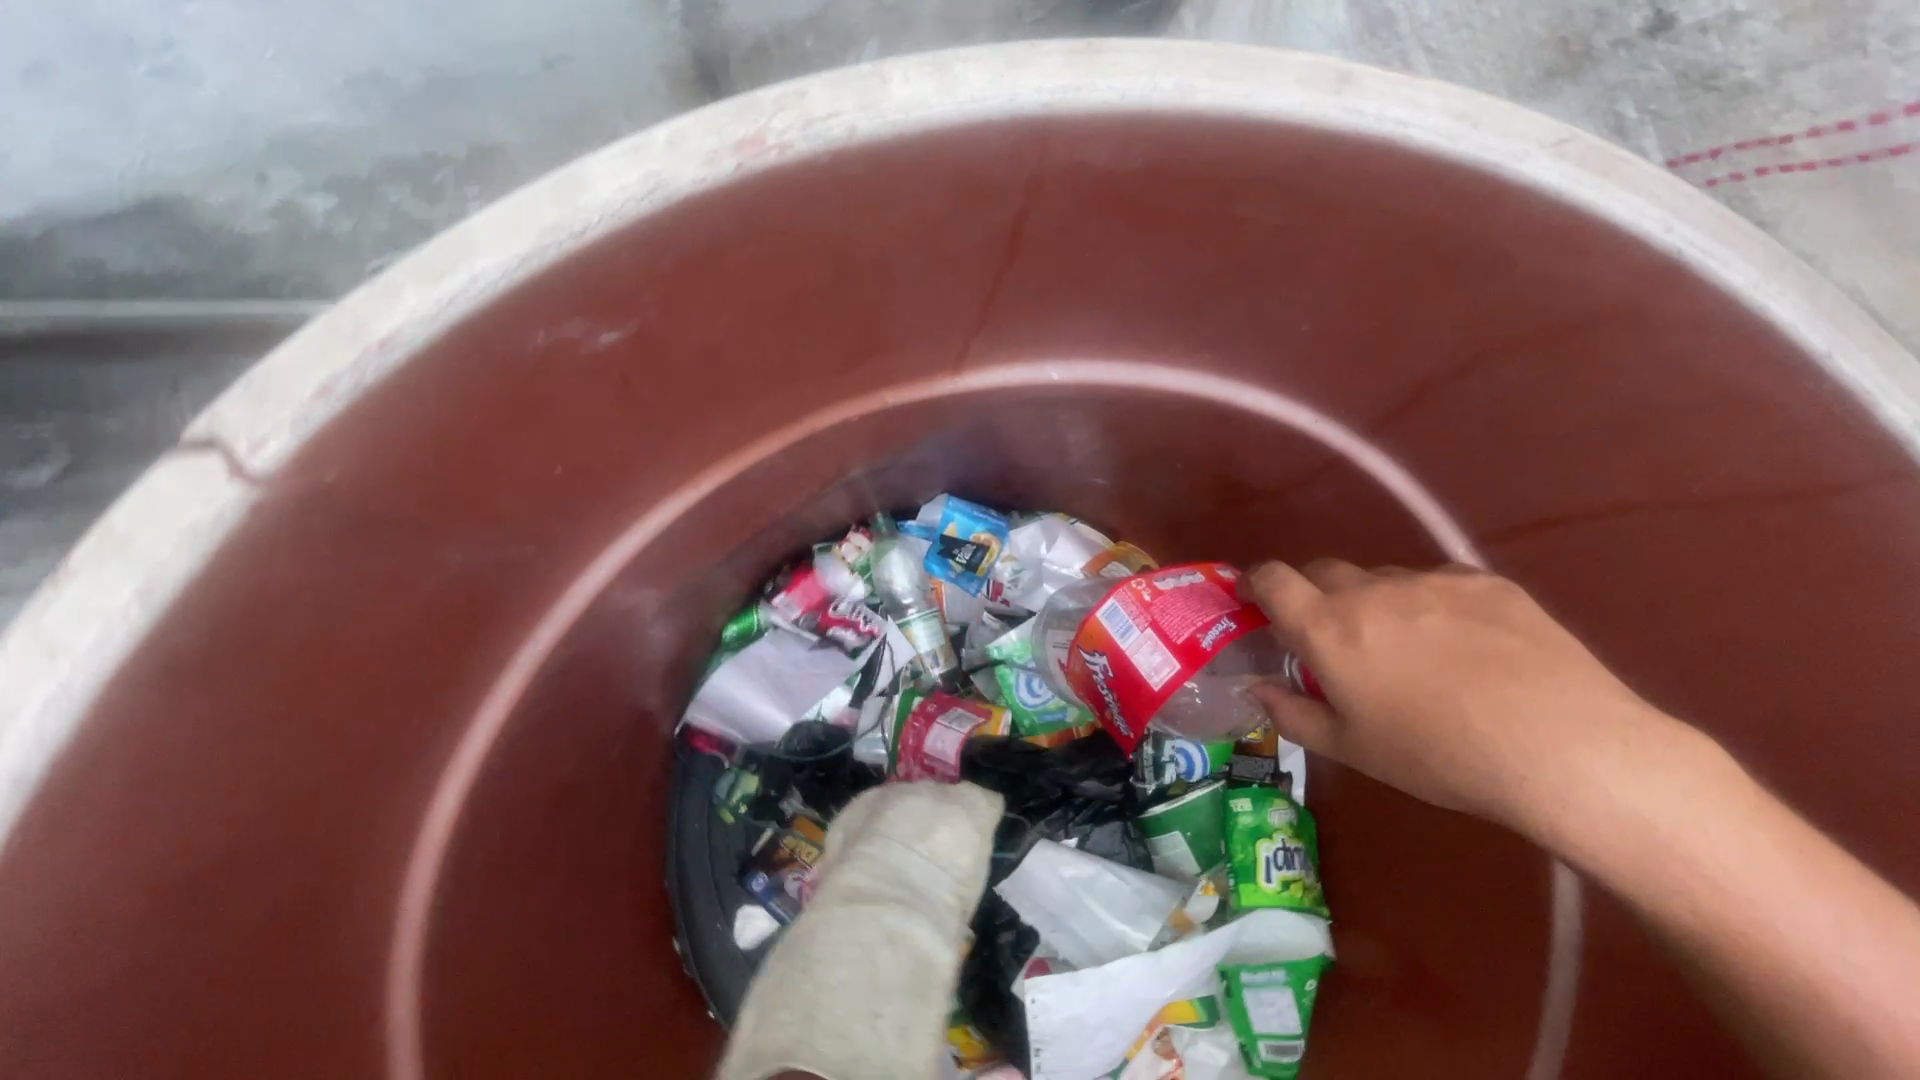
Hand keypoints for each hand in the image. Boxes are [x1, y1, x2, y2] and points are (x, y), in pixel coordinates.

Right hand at [1245, 559, 1683, 830]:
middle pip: (1324, 571)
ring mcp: (1433, 581)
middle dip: (1315, 595)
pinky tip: (1464, 646)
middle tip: (1332, 639)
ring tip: (1407, 649)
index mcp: (1329, 628)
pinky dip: (1430, 604)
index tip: (1255, 602)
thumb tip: (1258, 689)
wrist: (1561, 746)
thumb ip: (1293, 714)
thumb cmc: (1438, 756)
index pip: (1273, 579)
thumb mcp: (1353, 749)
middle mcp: (1372, 590)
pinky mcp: (1488, 583)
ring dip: (1375, 602)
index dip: (1256, 583)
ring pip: (1384, 578)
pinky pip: (1439, 583)